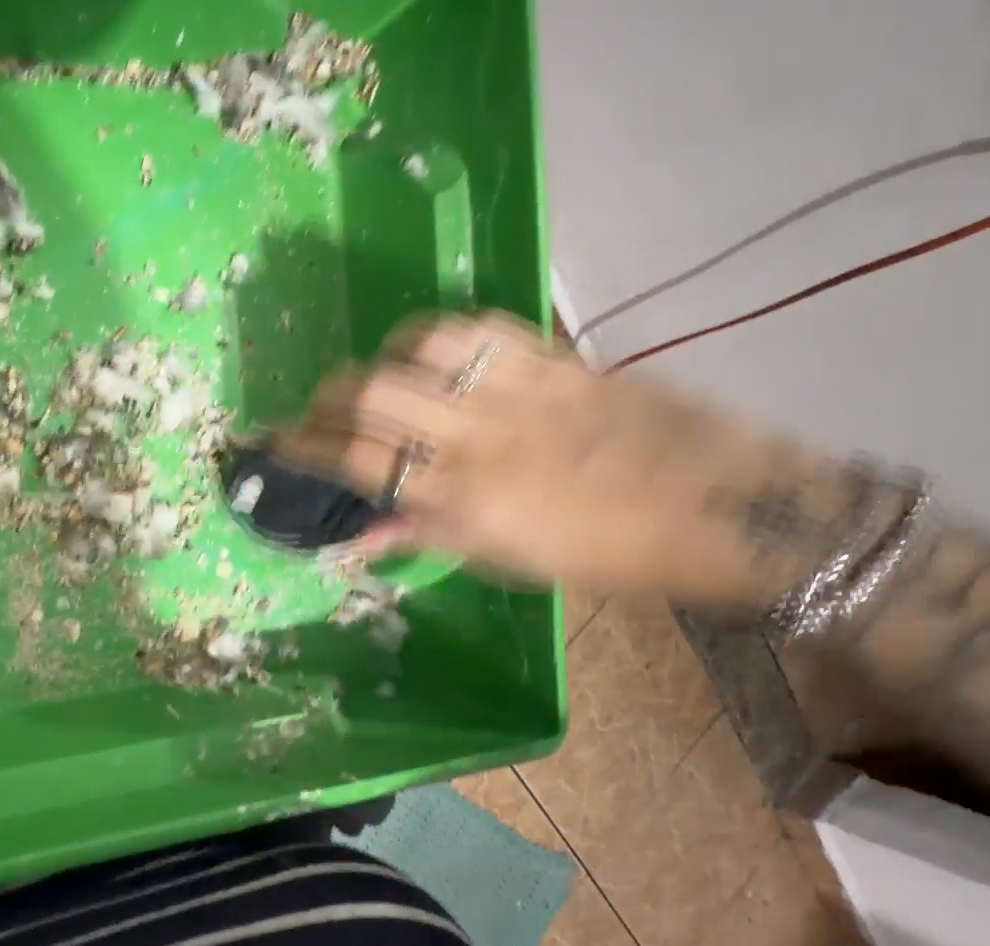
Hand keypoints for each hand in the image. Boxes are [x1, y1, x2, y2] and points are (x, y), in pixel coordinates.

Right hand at [276, 312, 829, 604]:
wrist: (726, 510)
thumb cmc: (606, 553)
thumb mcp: (507, 559)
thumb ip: (424, 534)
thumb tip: (354, 535)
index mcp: (466, 498)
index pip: (357, 460)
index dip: (304, 447)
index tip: (275, 444)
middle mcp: (481, 435)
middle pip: (371, 394)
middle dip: (326, 400)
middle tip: (316, 414)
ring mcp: (520, 388)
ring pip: (417, 350)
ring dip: (379, 361)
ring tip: (374, 381)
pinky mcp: (556, 358)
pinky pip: (477, 330)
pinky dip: (437, 339)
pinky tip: (431, 356)